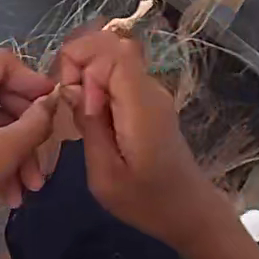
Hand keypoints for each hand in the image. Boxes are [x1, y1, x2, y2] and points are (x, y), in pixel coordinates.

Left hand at [0, 48, 57, 255]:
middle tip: (47, 154)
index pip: (2, 64)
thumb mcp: (2, 154)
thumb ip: (35, 122)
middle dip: (27, 126)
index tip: (58, 107)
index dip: (33, 82)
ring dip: (17, 150)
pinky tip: (13, 193)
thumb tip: (55, 99)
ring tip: (32, 186)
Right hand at [58, 29, 238, 255]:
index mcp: (141, 104)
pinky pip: (119, 76)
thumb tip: (71, 88)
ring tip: (77, 114)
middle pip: (111, 46)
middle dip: (79, 63)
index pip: (112, 50)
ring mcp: (152, 93)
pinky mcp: (149, 101)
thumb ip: (88, 125)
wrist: (189, 212)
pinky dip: (98, 86)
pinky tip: (93, 118)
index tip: (68, 97)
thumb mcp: (105, 174)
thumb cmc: (146, 202)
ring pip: (113, 58)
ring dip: (87, 75)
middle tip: (68, 104)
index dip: (80, 60)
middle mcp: (150, 89)